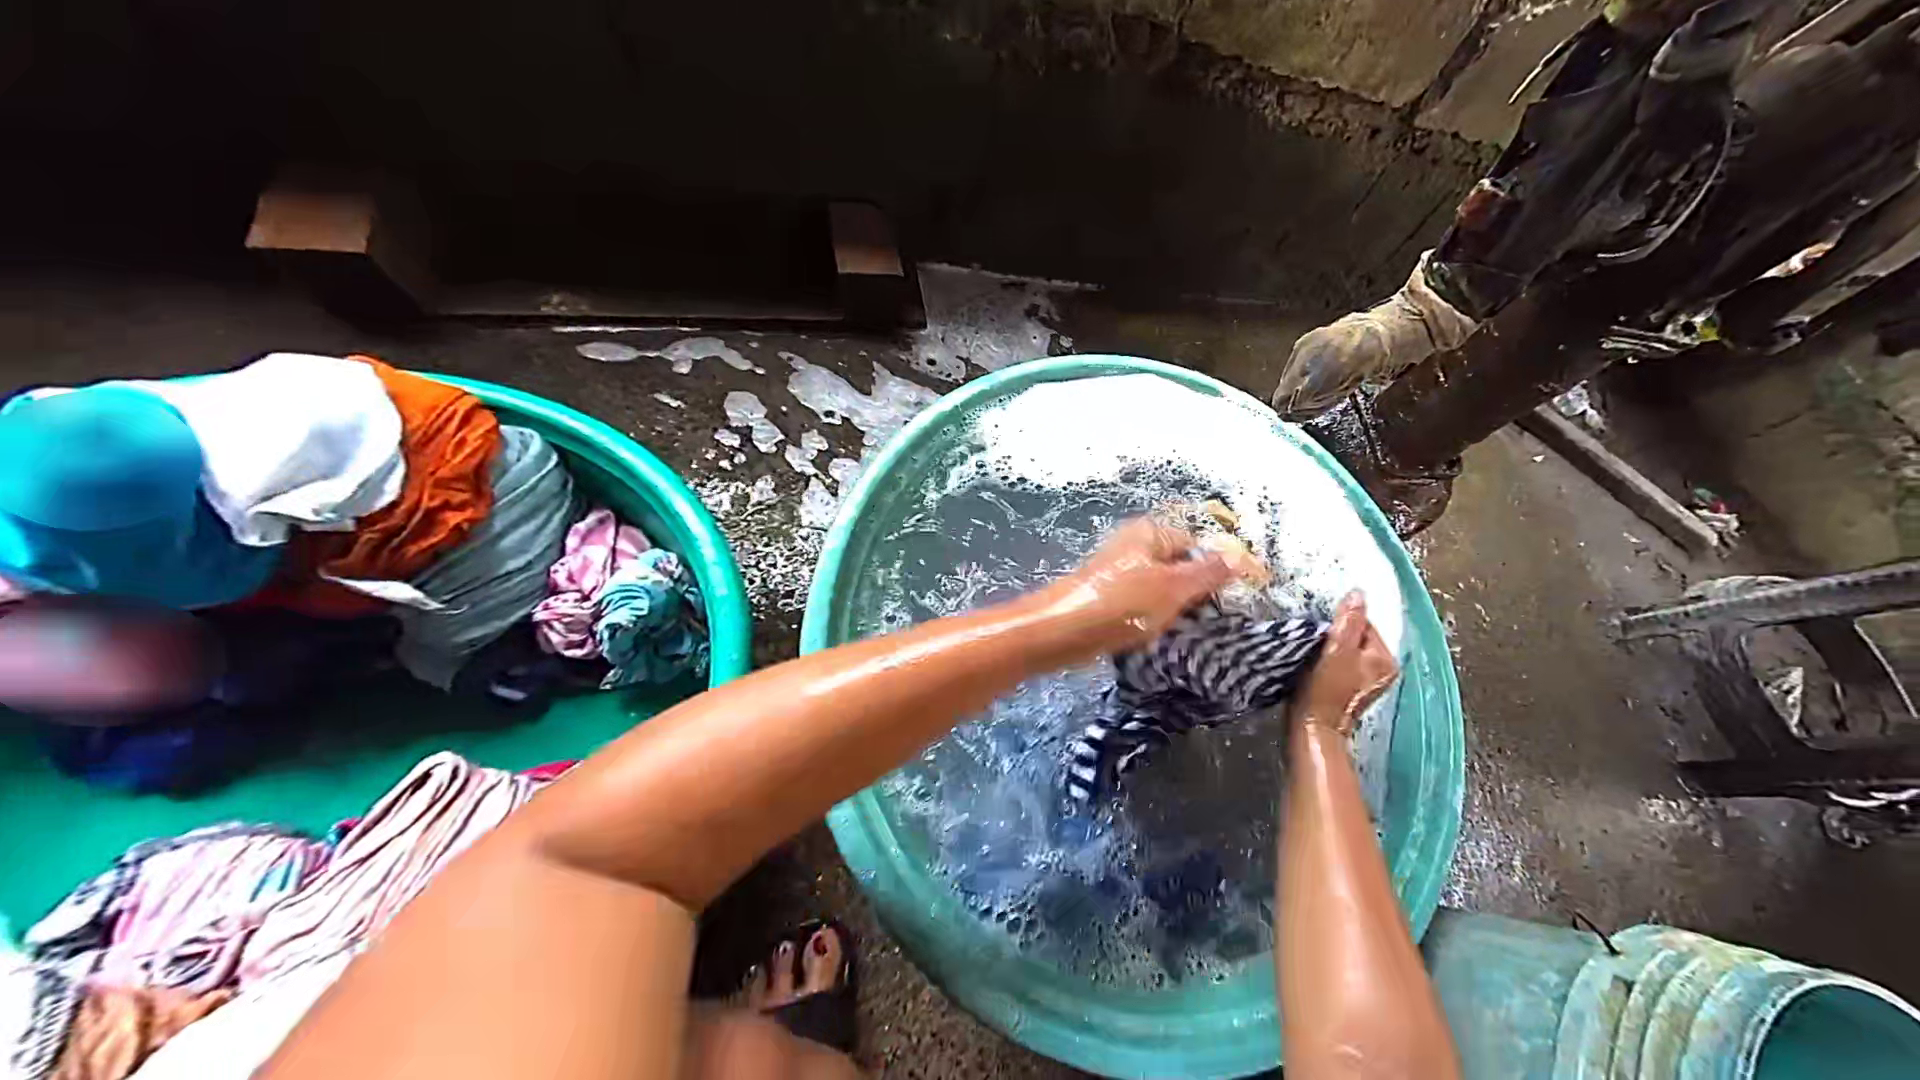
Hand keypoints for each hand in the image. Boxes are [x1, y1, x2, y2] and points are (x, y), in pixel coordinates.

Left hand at [1041, 518, 1233, 652]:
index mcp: (1149, 533)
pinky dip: (1149, 618)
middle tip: (1208, 619)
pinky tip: (1154, 634)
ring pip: (1158, 588)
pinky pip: (1138, 604)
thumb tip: (1239, 556)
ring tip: (1183, 629)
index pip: (1196, 544)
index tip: (1229, 600)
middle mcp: (1131, 546)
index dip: (1214, 570)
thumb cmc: (1122, 605)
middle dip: (1192, 591)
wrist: (1061, 631)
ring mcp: (1116, 572)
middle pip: (1176, 566)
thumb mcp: (1173, 588)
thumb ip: (1207, 573)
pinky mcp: (1104, 597)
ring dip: (1171, 608)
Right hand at [1294, 591, 1397, 735]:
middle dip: (1334, 636)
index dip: (1339, 623)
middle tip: (1314, 644)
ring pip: (1345, 650)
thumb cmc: (1324, 690)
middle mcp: (1382, 670)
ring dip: (1328, 648)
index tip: (1320, 633)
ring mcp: (1366, 681)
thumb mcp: (1337, 650)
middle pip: (1354, 636)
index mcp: (1386, 659)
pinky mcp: (1348, 689)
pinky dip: (1326, 661)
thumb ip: (1349, 620)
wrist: (1311, 727)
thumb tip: (1358, 593)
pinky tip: (1313, 667)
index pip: (1363, 623)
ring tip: (1311, 655)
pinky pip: (1339, 663)